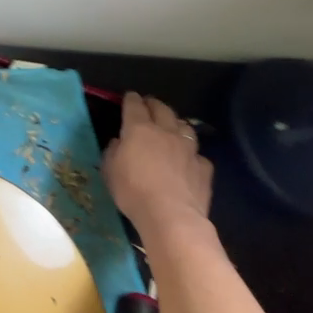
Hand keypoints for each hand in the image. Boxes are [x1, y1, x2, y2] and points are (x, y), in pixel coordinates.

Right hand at [102, 91, 212, 235]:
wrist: (171, 215)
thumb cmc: (132, 191)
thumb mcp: (109, 170)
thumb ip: (113, 151)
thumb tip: (119, 142)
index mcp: (139, 129)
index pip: (134, 106)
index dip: (131, 99)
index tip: (129, 97)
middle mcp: (166, 132)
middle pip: (162, 109)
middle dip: (154, 104)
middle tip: (149, 105)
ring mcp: (188, 149)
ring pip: (184, 127)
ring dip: (176, 123)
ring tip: (171, 127)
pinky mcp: (204, 168)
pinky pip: (198, 154)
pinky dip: (191, 153)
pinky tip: (188, 160)